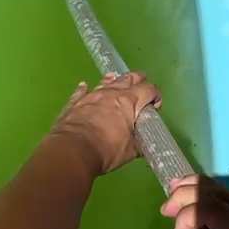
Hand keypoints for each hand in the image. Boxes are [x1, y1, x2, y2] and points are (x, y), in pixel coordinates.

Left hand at [46, 72, 160, 176]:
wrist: (72, 150)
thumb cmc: (106, 150)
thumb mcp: (131, 151)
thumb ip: (140, 144)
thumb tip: (146, 145)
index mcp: (129, 102)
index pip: (148, 90)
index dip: (155, 95)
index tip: (155, 105)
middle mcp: (111, 93)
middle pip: (128, 79)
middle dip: (138, 79)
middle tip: (143, 80)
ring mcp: (91, 96)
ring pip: (106, 81)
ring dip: (113, 79)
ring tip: (117, 77)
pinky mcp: (75, 103)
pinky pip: (81, 91)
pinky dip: (85, 89)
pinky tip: (84, 86)